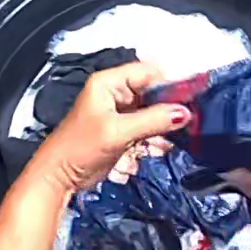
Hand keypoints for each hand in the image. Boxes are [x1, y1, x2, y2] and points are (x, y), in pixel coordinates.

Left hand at [23, 63, 191, 196]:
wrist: (59, 177)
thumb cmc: (81, 147)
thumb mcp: (118, 132)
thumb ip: (152, 120)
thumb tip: (186, 113)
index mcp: (109, 82)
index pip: (147, 72)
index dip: (169, 82)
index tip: (191, 98)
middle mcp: (115, 92)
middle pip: (152, 90)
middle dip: (169, 105)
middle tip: (190, 119)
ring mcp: (119, 112)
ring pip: (151, 109)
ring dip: (164, 123)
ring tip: (179, 136)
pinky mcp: (122, 130)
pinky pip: (146, 125)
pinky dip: (156, 134)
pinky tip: (164, 146)